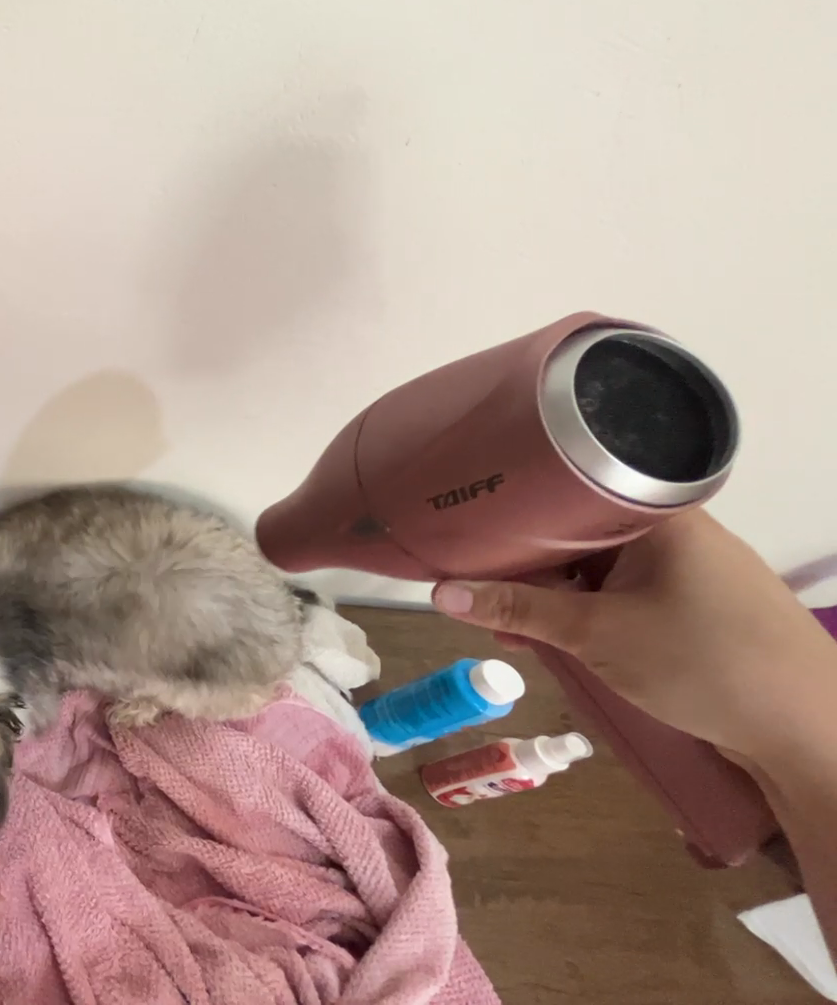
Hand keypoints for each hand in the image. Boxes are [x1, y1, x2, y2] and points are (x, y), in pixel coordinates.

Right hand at [429, 510, 836, 762]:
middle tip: (478, 594)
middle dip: (522, 569)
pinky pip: (620, 596)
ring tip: (510, 629)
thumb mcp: (593, 635)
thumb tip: (438, 593)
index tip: (465, 529)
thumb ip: (514, 609)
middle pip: (575, 536)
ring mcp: (691, 574)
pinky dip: (583, 614)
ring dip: (549, 598)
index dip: (511, 512)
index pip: (567, 497)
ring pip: (594, 571)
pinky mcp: (697, 608)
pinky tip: (555, 642)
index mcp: (660, 522)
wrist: (818, 739)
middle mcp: (677, 537)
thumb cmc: (706, 665)